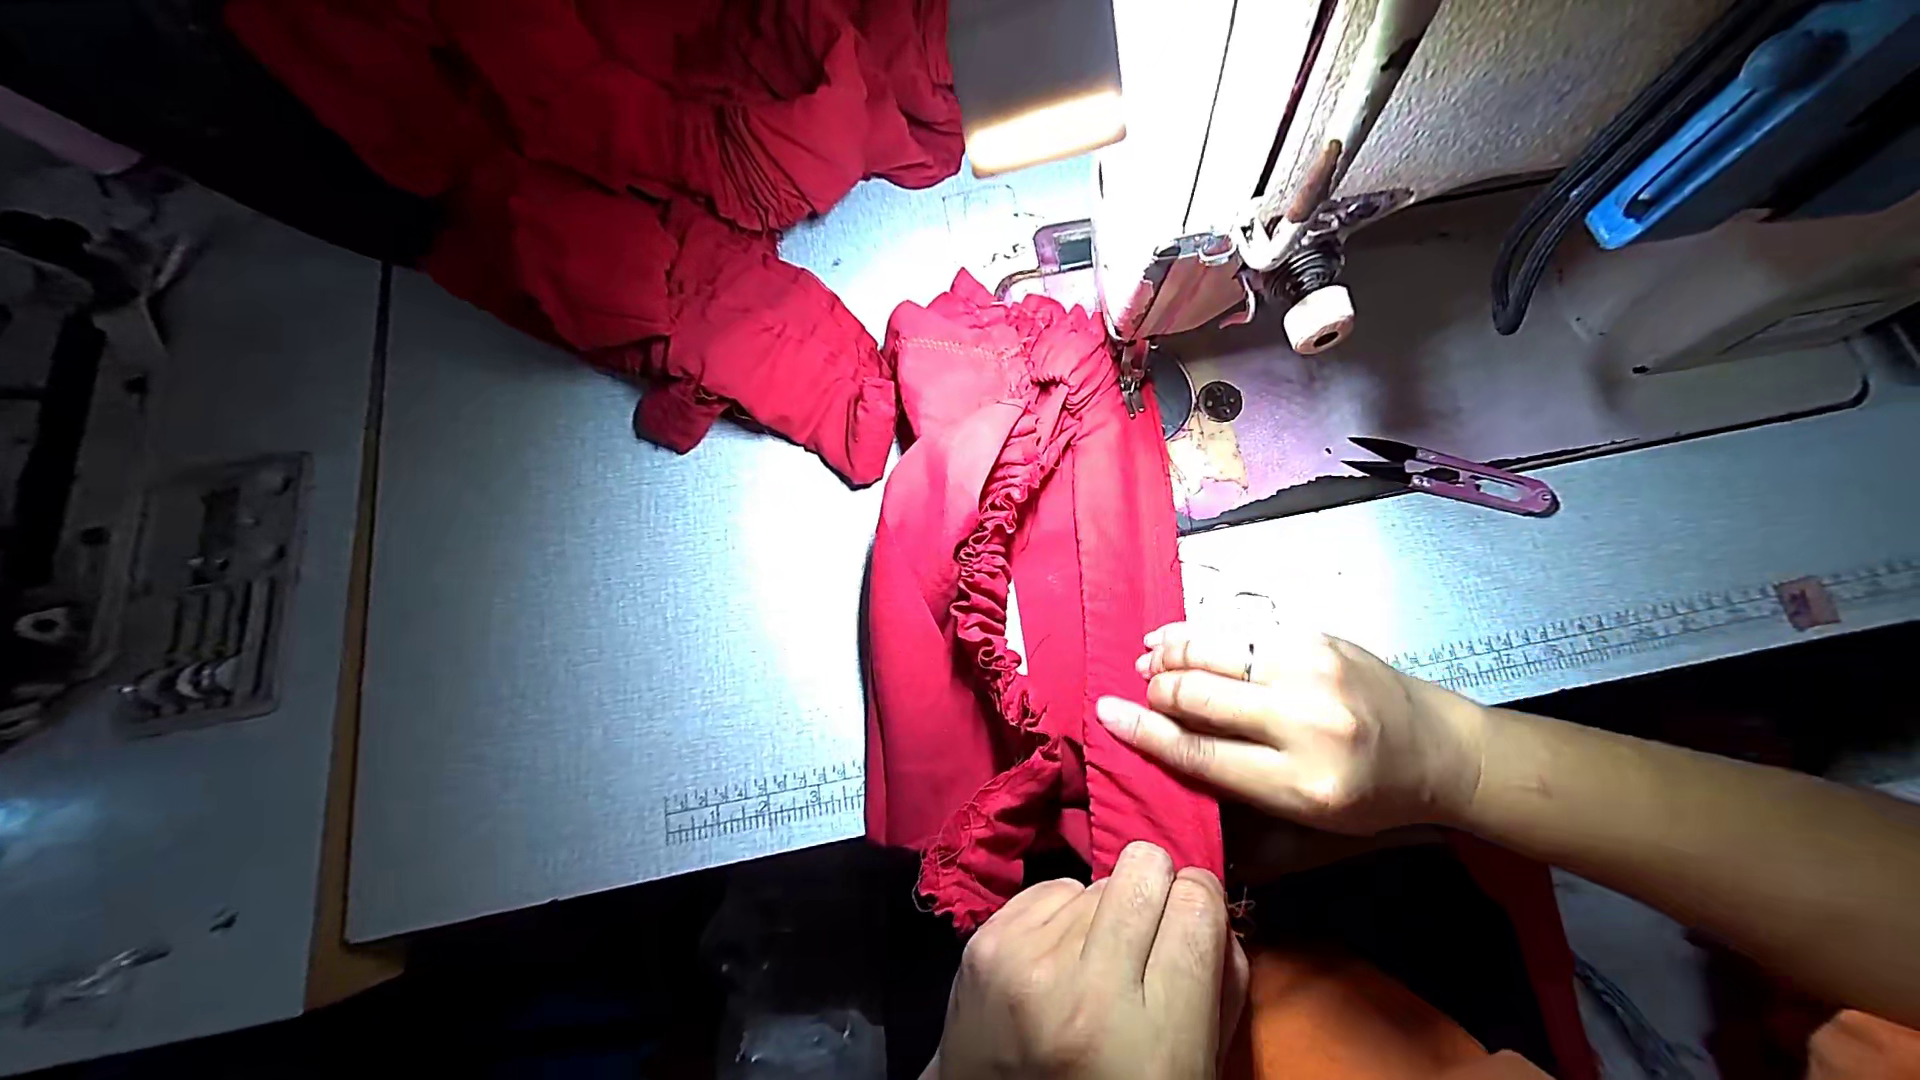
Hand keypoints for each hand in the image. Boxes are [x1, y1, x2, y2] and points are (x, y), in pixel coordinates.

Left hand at [930, 841, 1247, 1079]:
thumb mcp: (1192, 1070)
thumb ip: (1220, 986)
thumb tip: (1209, 900)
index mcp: (1154, 1042)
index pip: (1196, 908)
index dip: (1202, 901)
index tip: (1193, 914)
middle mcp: (1088, 993)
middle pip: (1143, 868)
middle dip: (1156, 884)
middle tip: (1146, 923)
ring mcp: (1029, 962)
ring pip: (1095, 881)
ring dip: (1103, 912)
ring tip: (1091, 963)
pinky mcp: (989, 941)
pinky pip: (1052, 888)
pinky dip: (1062, 914)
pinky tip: (1055, 958)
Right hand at [1094, 622, 1486, 834]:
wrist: (1441, 751)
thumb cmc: (1366, 793)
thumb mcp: (1300, 809)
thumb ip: (1230, 776)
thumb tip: (1157, 733)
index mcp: (1301, 782)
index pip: (1197, 752)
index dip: (1144, 731)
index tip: (1107, 713)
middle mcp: (1306, 723)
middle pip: (1197, 695)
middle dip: (1155, 690)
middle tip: (1140, 689)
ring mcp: (1313, 670)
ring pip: (1210, 650)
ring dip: (1167, 653)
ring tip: (1149, 658)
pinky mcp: (1315, 636)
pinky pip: (1234, 628)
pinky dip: (1195, 632)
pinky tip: (1174, 638)